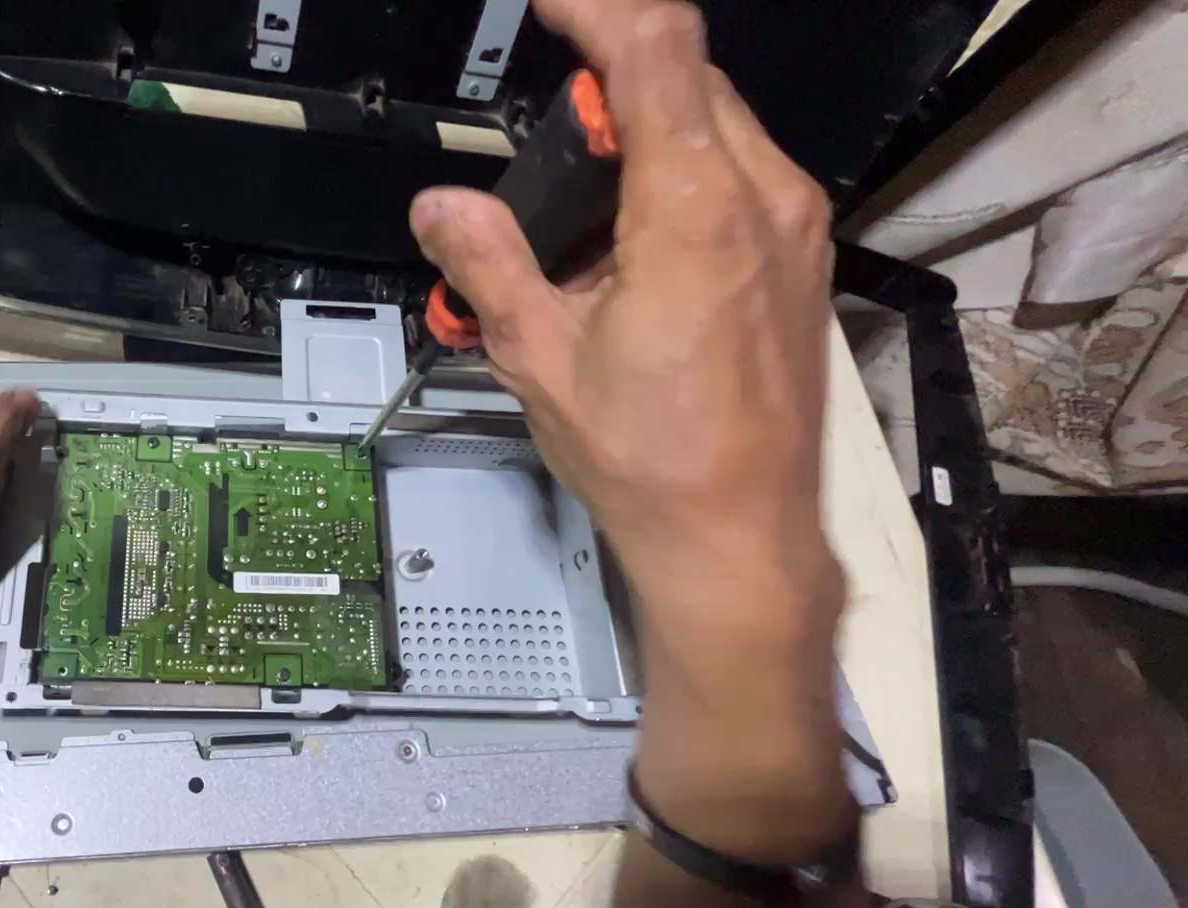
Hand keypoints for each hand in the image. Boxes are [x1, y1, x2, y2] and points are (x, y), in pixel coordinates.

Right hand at [409, 0, 840, 630]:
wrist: (734, 529)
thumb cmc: (640, 451)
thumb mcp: (540, 357)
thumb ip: (488, 265)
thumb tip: (437, 206)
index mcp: (696, 210)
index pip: (658, 51)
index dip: (600, 8)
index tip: (552, 5)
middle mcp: (765, 197)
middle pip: (688, 86)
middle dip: (607, 100)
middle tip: (539, 175)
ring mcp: (794, 230)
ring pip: (714, 133)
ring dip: (638, 150)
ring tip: (572, 238)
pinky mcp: (797, 264)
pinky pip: (735, 183)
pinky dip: (673, 189)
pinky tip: (623, 264)